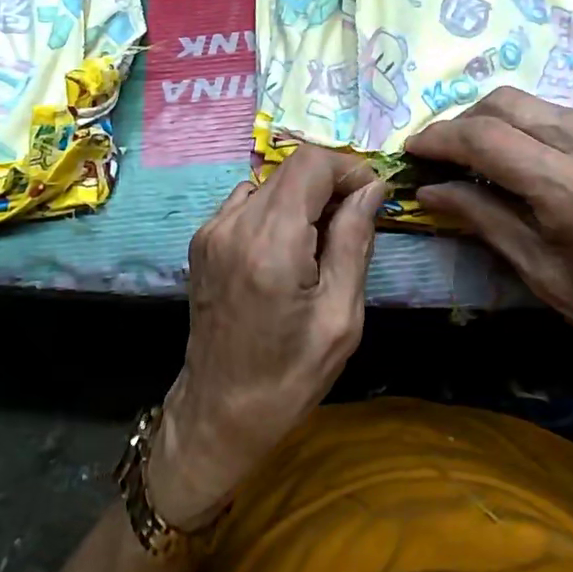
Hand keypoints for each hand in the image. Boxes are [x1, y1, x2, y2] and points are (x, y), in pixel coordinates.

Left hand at [147, 148, 386, 527]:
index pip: (310, 163)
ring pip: (269, 182)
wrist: (220, 408)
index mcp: (270, 243)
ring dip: (302, 198)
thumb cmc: (290, 374)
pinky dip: (274, 211)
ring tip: (319, 242)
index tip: (371, 198)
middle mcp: (234, 224)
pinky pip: (246, 202)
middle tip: (353, 223)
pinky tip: (285, 249)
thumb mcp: (340, 316)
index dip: (347, 169)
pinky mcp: (202, 239)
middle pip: (290, 169)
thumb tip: (371, 189)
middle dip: (329, 184)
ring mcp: (211, 229)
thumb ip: (354, 242)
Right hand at [406, 88, 572, 411]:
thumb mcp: (540, 272)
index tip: (413, 149)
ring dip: (502, 126)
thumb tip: (426, 190)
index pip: (488, 139)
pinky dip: (542, 133)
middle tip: (445, 155)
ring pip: (540, 105)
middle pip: (509, 103)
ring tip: (489, 161)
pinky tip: (540, 164)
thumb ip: (480, 217)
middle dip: (465, 123)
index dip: (440, 138)